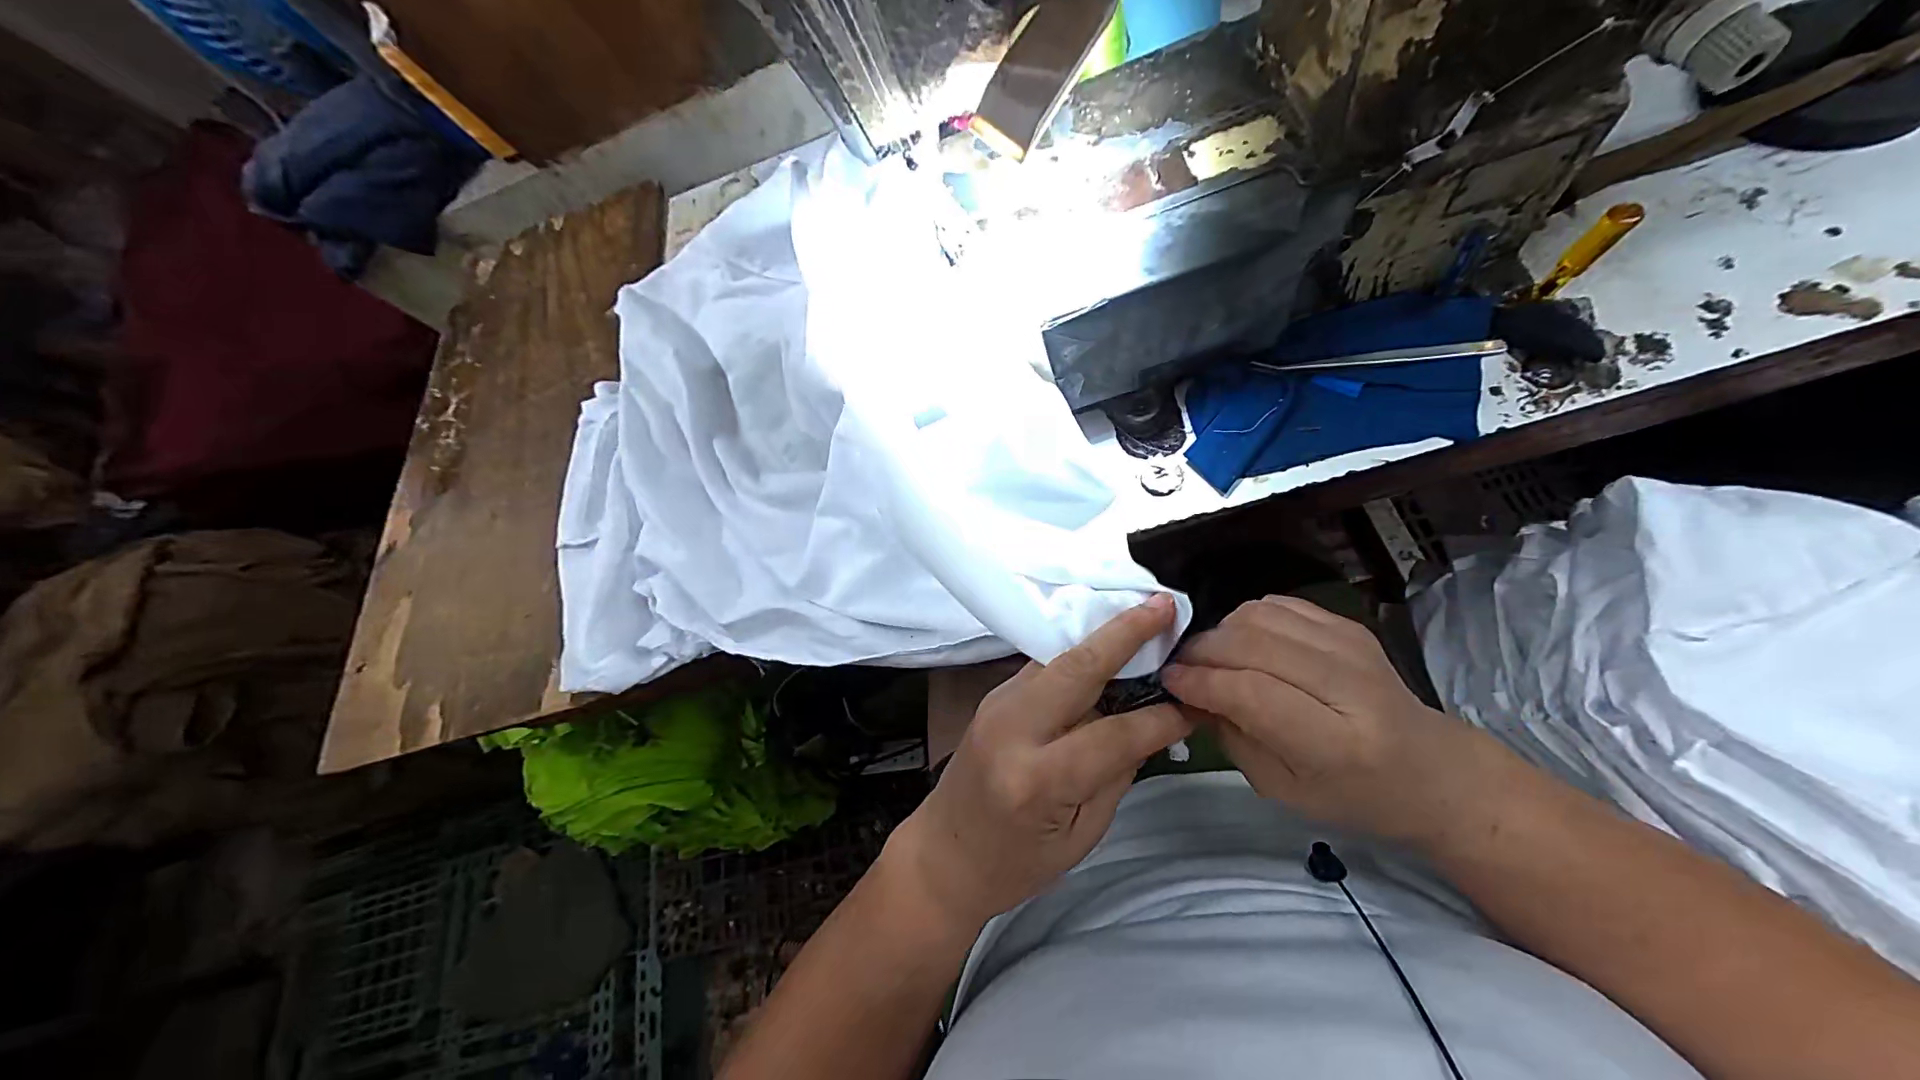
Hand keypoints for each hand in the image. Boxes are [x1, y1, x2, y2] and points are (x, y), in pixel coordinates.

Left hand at [885, 595, 1191, 929]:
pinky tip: (1106, 650)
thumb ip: (1115, 775)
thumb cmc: (1015, 864)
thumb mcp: (1080, 835)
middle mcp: (1013, 730)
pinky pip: (1043, 668)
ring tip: (1143, 617)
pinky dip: (1079, 655)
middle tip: (1164, 606)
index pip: (1113, 735)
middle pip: (1077, 668)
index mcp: (1037, 780)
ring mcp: (996, 706)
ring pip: (1057, 658)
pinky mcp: (993, 696)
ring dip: (1101, 637)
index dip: (1160, 719)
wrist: (943, 854)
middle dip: (1124, 633)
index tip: (1194, 705)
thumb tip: (1150, 725)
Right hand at [1160, 596, 1498, 845]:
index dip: (1202, 681)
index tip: (1169, 680)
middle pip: (1253, 644)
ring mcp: (1353, 647)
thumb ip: (1231, 736)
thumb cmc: (1355, 795)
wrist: (1434, 772)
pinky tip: (1241, 644)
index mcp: (1336, 744)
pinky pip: (1277, 605)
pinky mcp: (1350, 626)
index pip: (1252, 693)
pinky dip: (1246, 619)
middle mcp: (1350, 686)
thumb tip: (1187, 692)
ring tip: (1209, 656)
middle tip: (1178, 666)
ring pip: (1260, 615)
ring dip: (1221, 632)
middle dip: (1202, 651)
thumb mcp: (1282, 788)